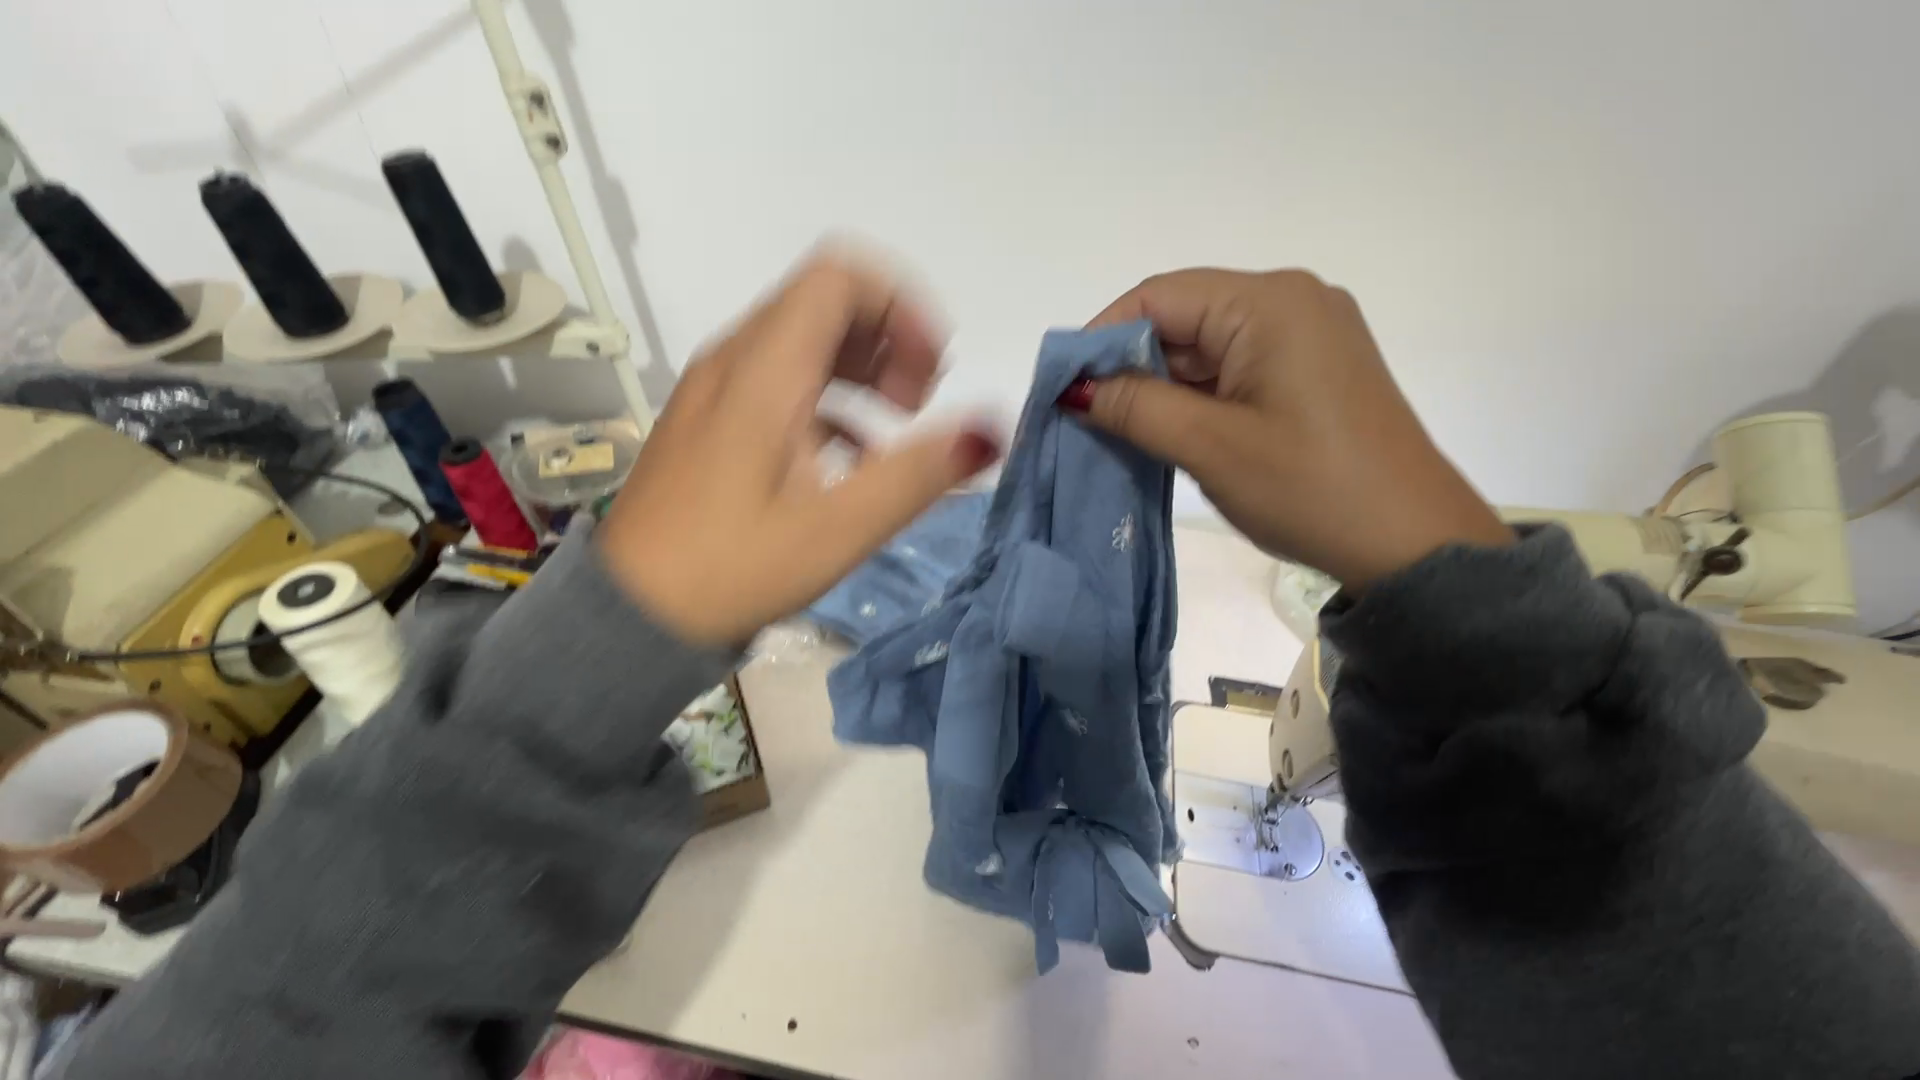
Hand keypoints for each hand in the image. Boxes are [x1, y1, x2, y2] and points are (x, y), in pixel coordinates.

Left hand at [598, 250, 999, 645]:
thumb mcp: (839, 528)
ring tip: (896, 429)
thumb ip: (920, 473)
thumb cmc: (735, 566)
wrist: (632, 613)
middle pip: (827, 304)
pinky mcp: (711, 420)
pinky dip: (830, 399)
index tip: (933, 370)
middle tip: (920, 404)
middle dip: (890, 340)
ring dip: (864, 370)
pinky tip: (850, 458)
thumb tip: (992, 428)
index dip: (902, 306)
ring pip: (805, 341)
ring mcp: (718, 388)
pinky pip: (781, 380)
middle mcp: (737, 359)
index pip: (840, 276)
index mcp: (765, 368)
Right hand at [1065, 269, 1509, 586]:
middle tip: (1086, 417)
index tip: (1062, 388)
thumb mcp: (1210, 447)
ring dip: (1162, 385)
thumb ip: (1135, 406)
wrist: (1412, 545)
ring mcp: (1309, 333)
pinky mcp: (1315, 367)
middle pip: (1183, 317)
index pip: (1158, 296)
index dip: (1101, 337)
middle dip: (1130, 365)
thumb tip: (1073, 388)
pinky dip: (1198, 395)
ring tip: (1123, 432)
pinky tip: (1172, 431)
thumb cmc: (1310, 489)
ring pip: (1207, 345)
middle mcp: (1292, 299)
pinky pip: (1236, 366)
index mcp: (1270, 301)